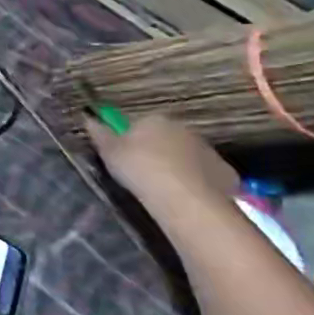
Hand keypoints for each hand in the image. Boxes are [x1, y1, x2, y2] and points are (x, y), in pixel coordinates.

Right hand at [85, 112, 238, 205]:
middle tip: (142, 174)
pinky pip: (205, 174)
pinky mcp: (225, 171)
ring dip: (177, 166)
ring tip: (164, 189)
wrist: (184, 197)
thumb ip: (99, 133)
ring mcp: (208, 150)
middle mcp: (184, 128)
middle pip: (165, 138)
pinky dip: (197, 182)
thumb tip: (87, 117)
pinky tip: (186, 197)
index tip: (123, 158)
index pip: (138, 124)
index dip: (129, 140)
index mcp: (154, 119)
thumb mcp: (108, 152)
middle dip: (156, 152)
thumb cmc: (139, 169)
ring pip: (187, 156)